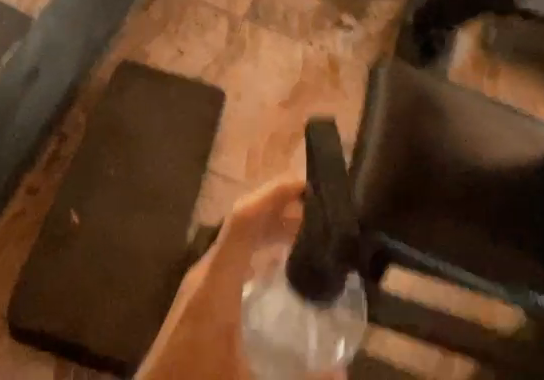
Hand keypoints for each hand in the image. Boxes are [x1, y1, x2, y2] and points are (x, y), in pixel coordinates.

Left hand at [136, 177, 307, 379]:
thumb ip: (296, 378)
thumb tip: (343, 374)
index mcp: (215, 283)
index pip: (243, 220)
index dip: (273, 195)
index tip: (307, 183)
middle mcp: (206, 273)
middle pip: (243, 224)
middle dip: (281, 208)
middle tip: (323, 210)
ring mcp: (200, 284)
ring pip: (237, 240)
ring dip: (270, 228)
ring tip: (310, 231)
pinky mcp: (200, 299)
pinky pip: (233, 259)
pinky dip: (259, 250)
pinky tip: (281, 268)